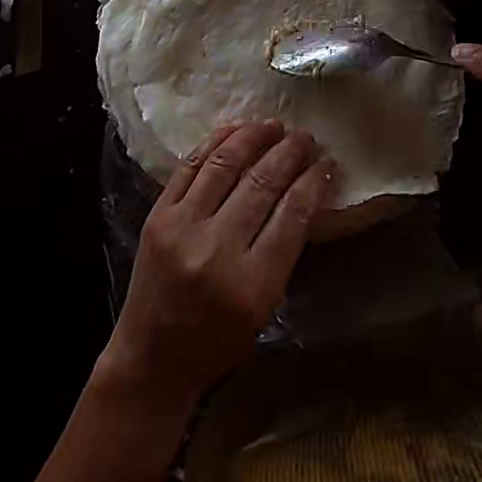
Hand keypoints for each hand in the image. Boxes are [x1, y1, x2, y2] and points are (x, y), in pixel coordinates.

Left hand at [102, 122, 338, 402]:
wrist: (152, 355)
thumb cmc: (217, 344)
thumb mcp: (264, 311)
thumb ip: (281, 255)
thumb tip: (302, 197)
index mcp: (252, 283)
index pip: (292, 215)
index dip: (314, 182)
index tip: (328, 163)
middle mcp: (216, 248)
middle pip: (261, 184)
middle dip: (289, 154)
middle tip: (307, 137)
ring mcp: (181, 226)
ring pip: (224, 165)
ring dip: (253, 138)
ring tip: (275, 125)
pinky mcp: (157, 215)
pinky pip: (188, 167)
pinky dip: (213, 144)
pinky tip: (234, 131)